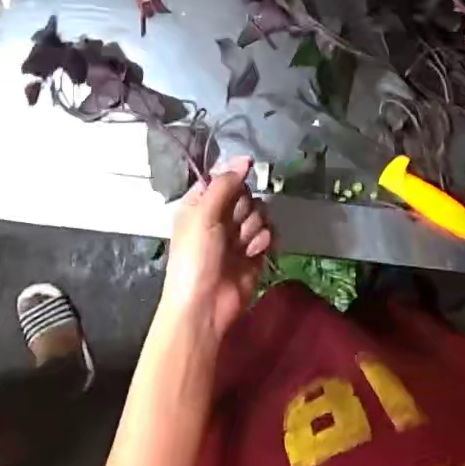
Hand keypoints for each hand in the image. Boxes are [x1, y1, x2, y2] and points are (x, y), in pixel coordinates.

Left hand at [161, 157, 271, 342]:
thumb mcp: (203, 214)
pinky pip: (269, 232)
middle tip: (232, 224)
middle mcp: (219, 216)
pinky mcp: (255, 251)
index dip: (234, 174)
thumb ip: (224, 184)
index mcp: (199, 204)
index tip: (247, 169)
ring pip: (259, 211)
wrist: (206, 306)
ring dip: (253, 225)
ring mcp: (238, 234)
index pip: (222, 178)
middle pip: (245, 193)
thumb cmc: (195, 258)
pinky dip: (264, 239)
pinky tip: (254, 251)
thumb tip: (244, 159)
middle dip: (244, 206)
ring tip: (241, 244)